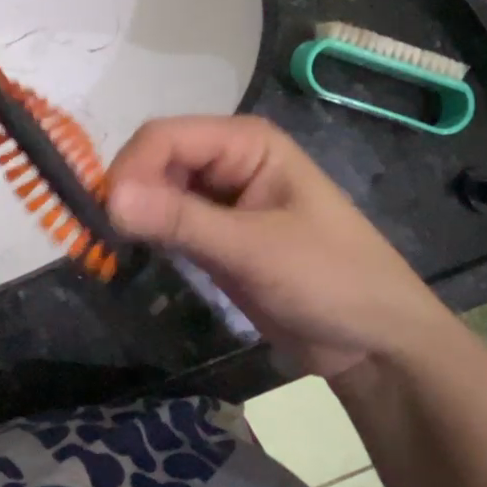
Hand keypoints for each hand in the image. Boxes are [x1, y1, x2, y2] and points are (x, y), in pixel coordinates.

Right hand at [107, 116, 455, 378]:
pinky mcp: (214, 233)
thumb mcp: (256, 250)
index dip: (131, 167)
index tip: (107, 214)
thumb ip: (181, 221)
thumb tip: (108, 199)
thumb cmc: (332, 281)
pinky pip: (166, 219)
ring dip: (134, 212)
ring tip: (112, 245)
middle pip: (155, 159)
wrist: (379, 349)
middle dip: (128, 190)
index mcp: (245, 142)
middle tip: (106, 235)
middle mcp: (228, 159)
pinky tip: (133, 252)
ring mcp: (220, 197)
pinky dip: (147, 232)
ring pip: (155, 189)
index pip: (165, 137)